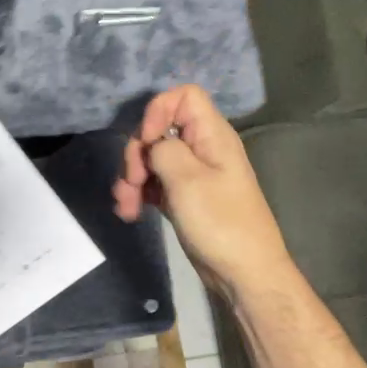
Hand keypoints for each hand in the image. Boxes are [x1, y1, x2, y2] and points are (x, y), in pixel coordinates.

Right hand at [113, 85, 294, 299]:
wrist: (241, 270)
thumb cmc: (220, 223)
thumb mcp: (188, 181)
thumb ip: (165, 150)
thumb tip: (152, 144)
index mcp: (213, 136)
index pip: (183, 97)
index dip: (157, 112)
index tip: (145, 143)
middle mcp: (203, 149)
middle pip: (159, 131)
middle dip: (136, 155)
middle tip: (131, 183)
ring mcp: (192, 174)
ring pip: (152, 160)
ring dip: (132, 180)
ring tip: (125, 207)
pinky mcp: (183, 197)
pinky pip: (154, 183)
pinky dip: (139, 194)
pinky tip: (130, 212)